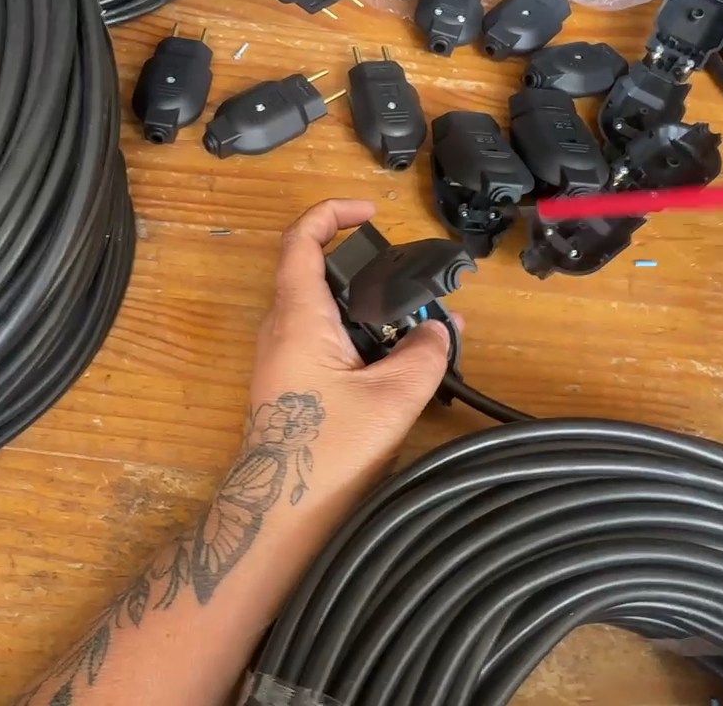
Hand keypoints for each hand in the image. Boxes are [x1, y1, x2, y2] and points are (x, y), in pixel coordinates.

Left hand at [249, 200, 450, 500]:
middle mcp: (282, 327)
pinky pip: (322, 335)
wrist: (280, 510)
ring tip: (410, 322)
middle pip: (315, 270)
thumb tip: (442, 329)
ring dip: (364, 305)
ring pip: (322, 307)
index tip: (370, 212)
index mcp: (298, 316)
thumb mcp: (392, 399)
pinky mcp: (288, 378)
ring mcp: (281, 354)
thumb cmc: (327, 450)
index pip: (301, 240)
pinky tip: (393, 359)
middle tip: (405, 278)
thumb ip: (425, 356)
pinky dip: (357, 332)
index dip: (332, 213)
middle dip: (363, 265)